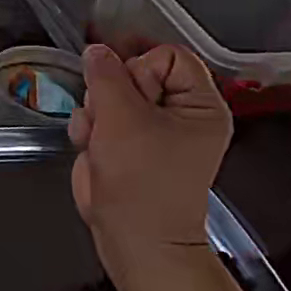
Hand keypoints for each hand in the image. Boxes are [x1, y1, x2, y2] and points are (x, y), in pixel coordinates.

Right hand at [69, 44, 232, 274]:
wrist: (132, 240)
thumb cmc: (141, 180)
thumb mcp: (123, 118)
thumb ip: (106, 76)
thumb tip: (95, 50)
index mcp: (200, 104)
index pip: (169, 55)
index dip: (141, 68)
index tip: (128, 93)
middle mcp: (179, 113)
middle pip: (135, 72)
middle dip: (113, 94)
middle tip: (111, 120)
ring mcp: (149, 129)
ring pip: (111, 93)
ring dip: (96, 112)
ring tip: (99, 139)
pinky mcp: (123, 144)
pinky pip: (100, 115)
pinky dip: (90, 129)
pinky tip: (90, 149)